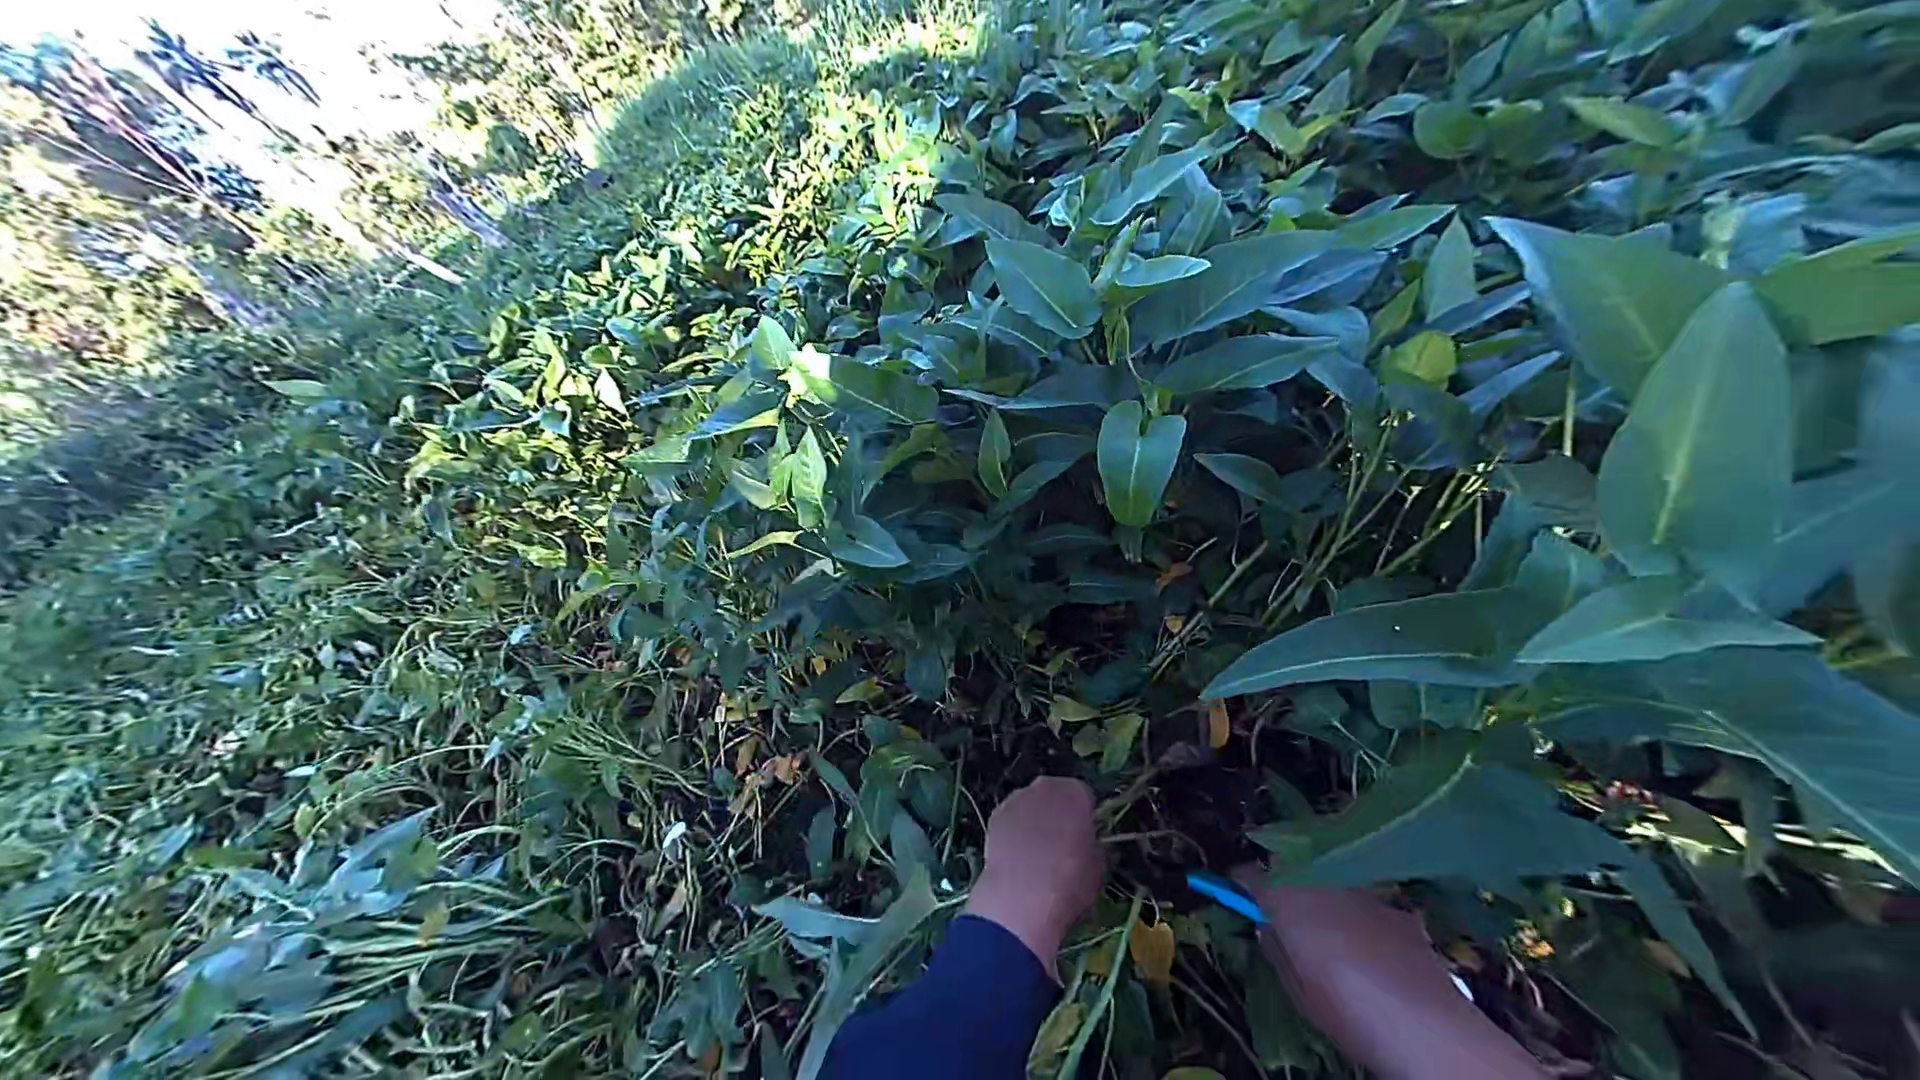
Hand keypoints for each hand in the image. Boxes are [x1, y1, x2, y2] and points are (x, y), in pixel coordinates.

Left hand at [965, 777, 1103, 979]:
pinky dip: (1014, 831)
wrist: (1021, 899)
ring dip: (1034, 820)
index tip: (1084, 836)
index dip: (1085, 816)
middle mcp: (1044, 787)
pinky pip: (1011, 819)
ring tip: (1035, 853)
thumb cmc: (1069, 882)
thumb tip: (1089, 843)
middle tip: (1061, 843)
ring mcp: (1015, 799)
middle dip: (1058, 813)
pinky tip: (1016, 857)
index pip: (1084, 796)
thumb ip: (1094, 845)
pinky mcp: (994, 815)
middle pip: (1054, 795)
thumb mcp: (1098, 867)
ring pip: (1030, 805)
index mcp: (1075, 793)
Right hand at [1231, 868, 1547, 1079]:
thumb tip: (1268, 927)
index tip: (1237, 896)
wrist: (1424, 1024)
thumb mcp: (1293, 985)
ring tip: (1330, 929)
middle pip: (1290, 865)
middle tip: (1282, 909)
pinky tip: (1374, 948)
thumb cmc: (1341, 1004)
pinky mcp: (1397, 908)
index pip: (1247, 873)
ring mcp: (1360, 889)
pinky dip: (1362, 916)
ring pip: (1330, 880)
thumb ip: (1275, 948)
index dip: (1238, 884)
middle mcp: (1318, 879)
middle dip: (1282, 878)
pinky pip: (1367, 903)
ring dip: (1323, 894)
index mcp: (1283, 895)